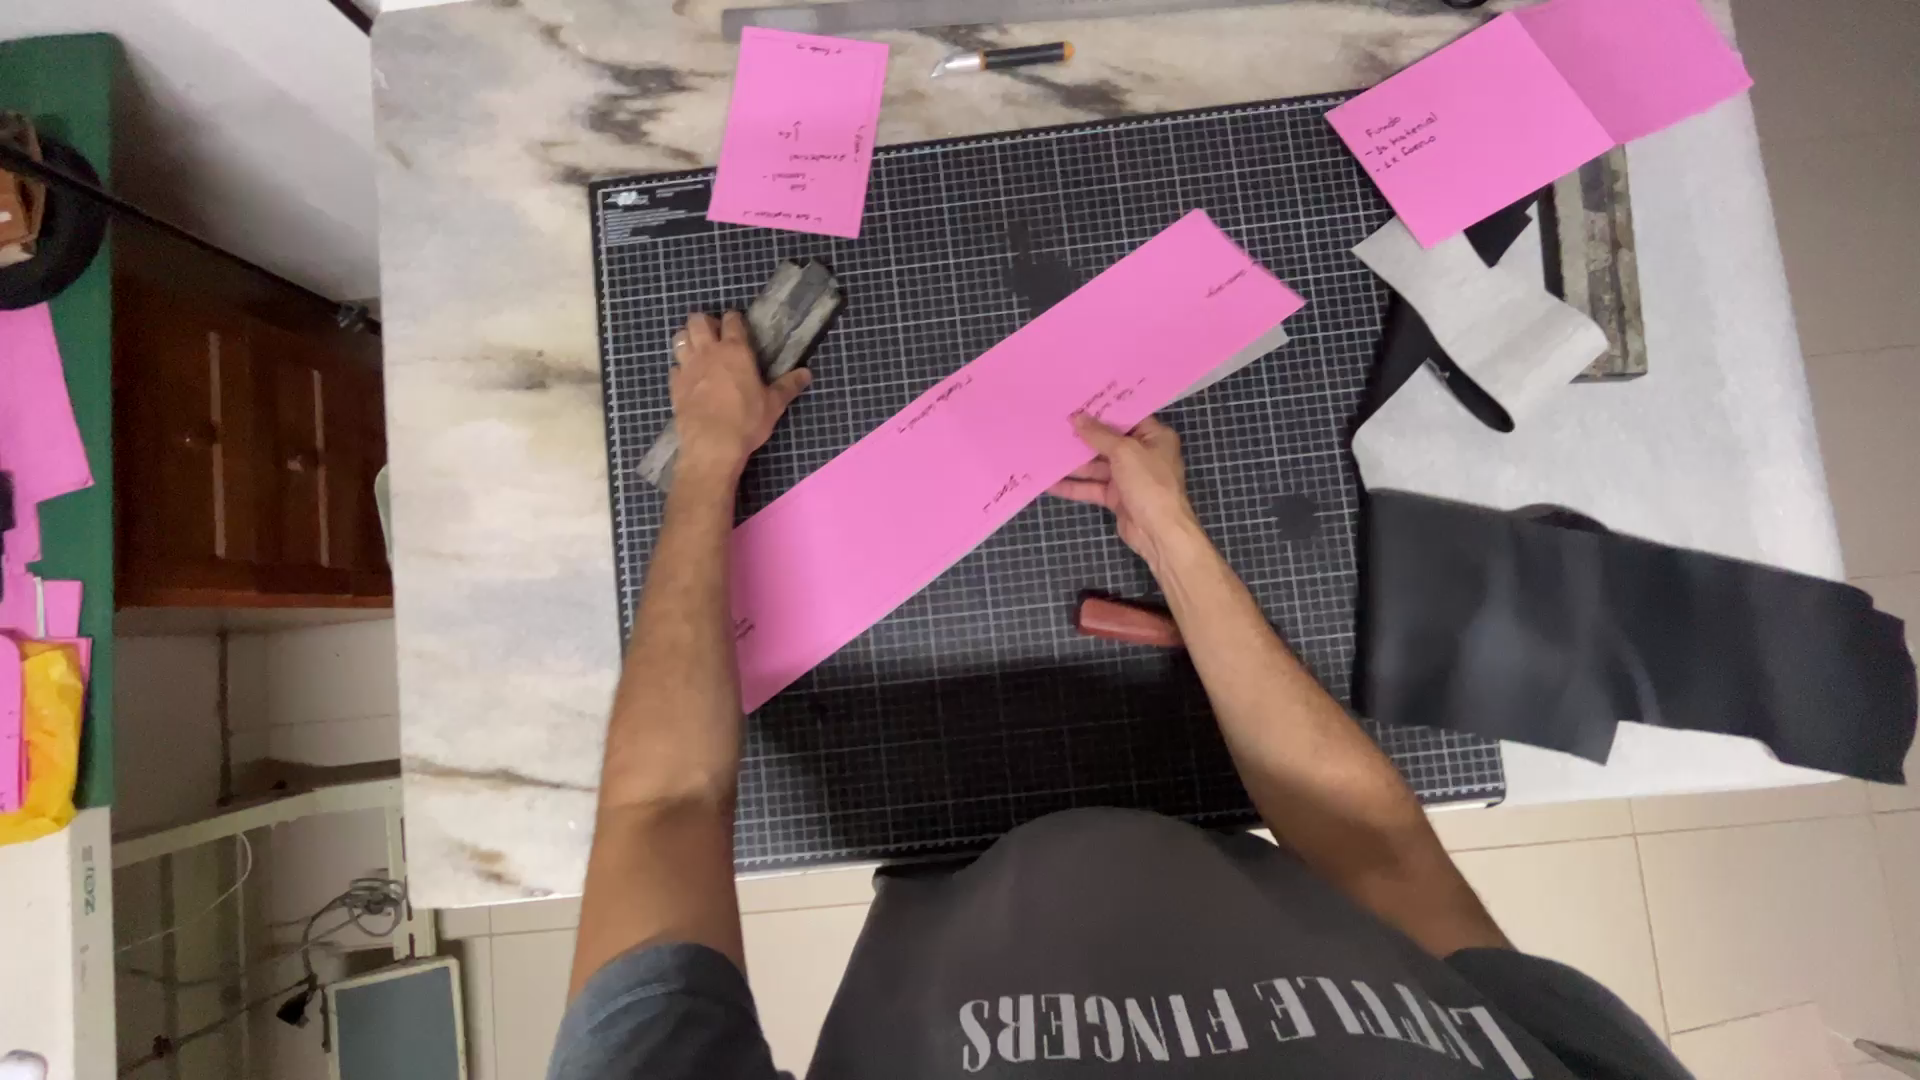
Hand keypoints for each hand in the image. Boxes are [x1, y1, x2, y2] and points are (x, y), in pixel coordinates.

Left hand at [670, 311, 811, 480]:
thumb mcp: (774, 404)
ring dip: (688, 338)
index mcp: (735, 351)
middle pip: (698, 321)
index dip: (734, 319)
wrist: (712, 444)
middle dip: (705, 322)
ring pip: (680, 337)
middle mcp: (708, 352)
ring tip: (697, 349)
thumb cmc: (747, 421)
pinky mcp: (675, 385)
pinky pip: (674, 366)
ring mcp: (688, 367)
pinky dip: (680, 367)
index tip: (738, 324)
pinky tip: (688, 377)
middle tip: (715, 334)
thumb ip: (788, 386)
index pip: (732, 321)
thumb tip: (807, 373)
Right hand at [1049, 413, 1202, 566]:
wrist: (1159, 532)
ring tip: (1047, 451)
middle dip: (1082, 437)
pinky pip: (1092, 487)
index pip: (1127, 417)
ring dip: (1074, 463)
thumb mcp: (1124, 452)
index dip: (1103, 410)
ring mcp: (1128, 477)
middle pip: (1108, 442)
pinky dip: (1074, 486)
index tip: (1077, 402)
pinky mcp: (1116, 497)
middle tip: (1055, 425)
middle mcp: (1142, 454)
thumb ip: (1099, 435)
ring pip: (1096, 466)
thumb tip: (1077, 417)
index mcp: (1154, 436)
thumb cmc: (1149, 483)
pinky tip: (1051, 482)